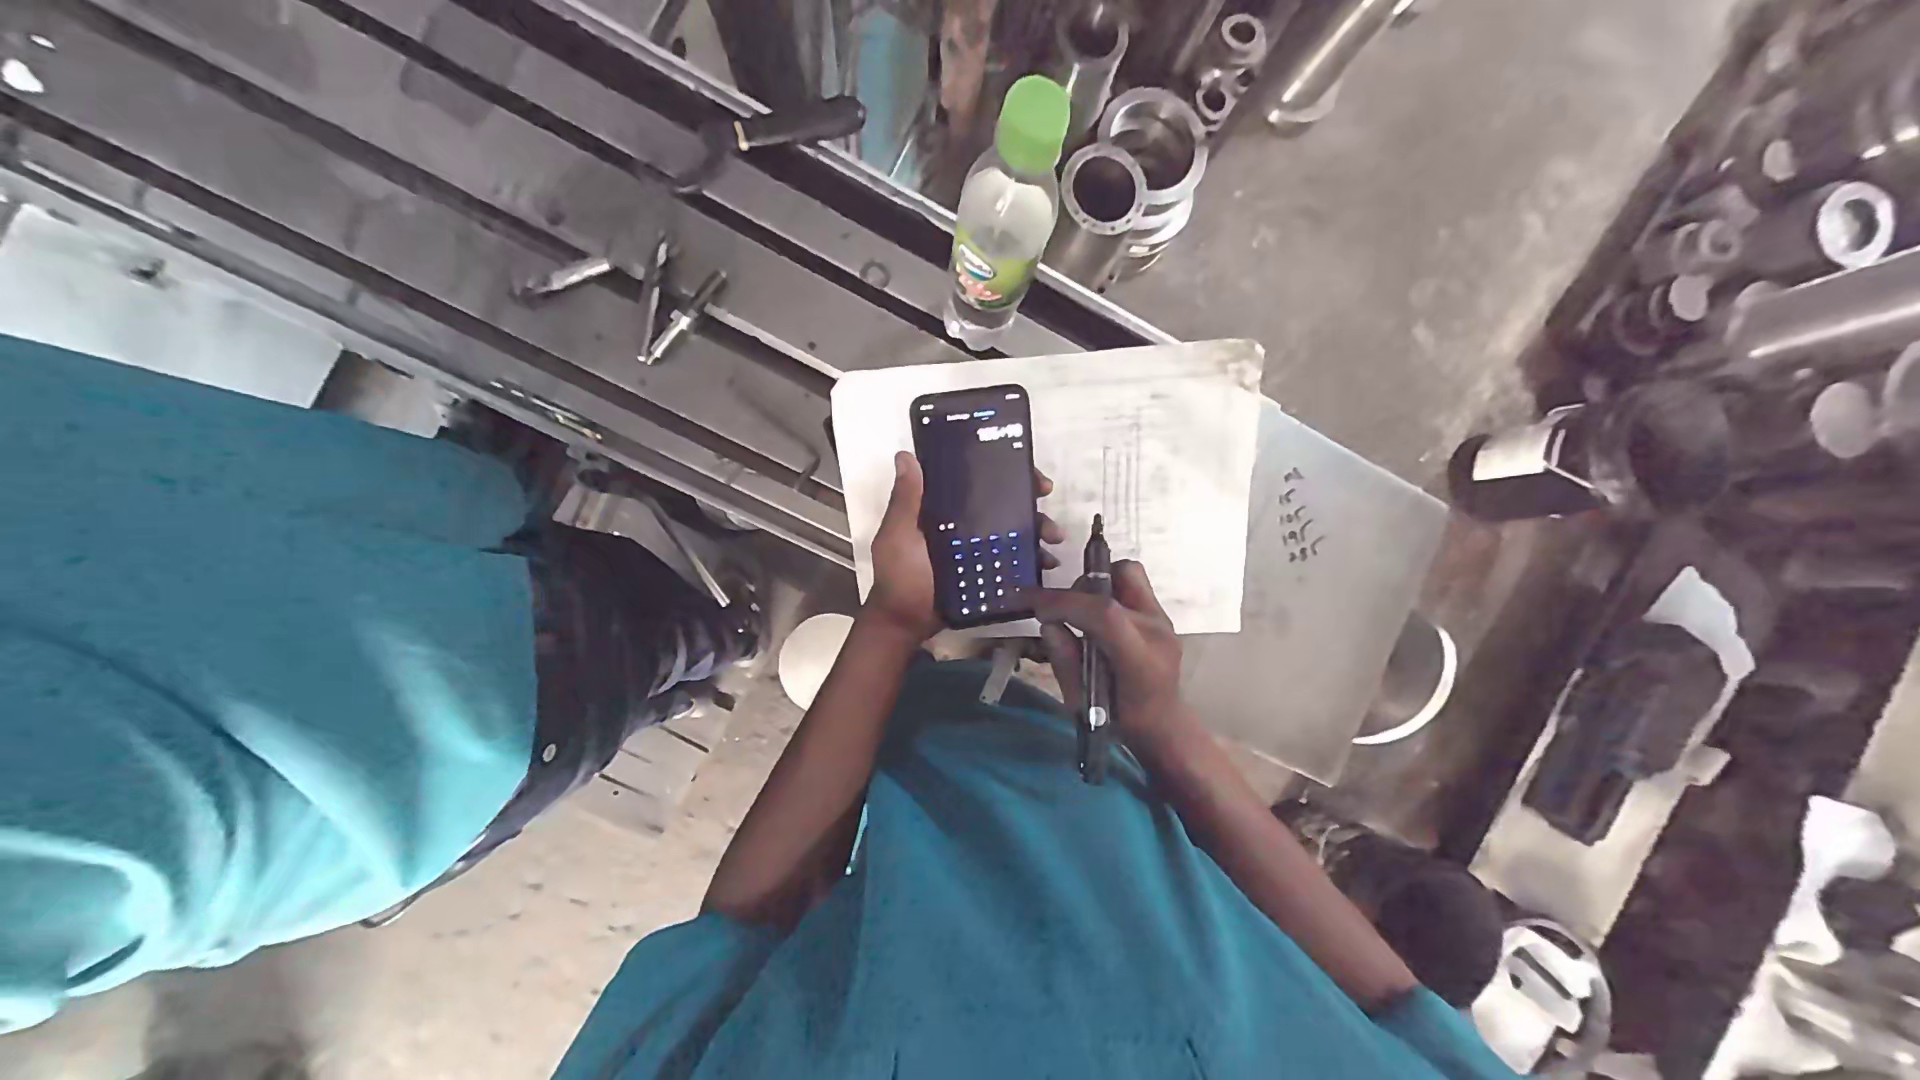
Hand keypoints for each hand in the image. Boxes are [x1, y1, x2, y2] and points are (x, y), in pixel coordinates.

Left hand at [864, 451, 1061, 641]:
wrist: (905, 623)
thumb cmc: (898, 575)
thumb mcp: (898, 534)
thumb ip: (905, 500)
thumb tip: (905, 456)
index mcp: (940, 510)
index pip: (975, 482)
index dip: (1002, 472)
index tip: (1027, 473)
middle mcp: (962, 525)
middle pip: (1002, 505)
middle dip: (1029, 500)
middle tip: (1045, 498)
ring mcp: (976, 550)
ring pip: (1013, 532)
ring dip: (1037, 530)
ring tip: (1052, 538)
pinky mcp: (985, 573)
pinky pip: (1013, 562)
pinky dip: (1032, 560)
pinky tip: (1046, 563)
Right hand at [1025, 561, 1192, 747]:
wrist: (1162, 726)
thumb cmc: (1120, 722)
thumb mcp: (1082, 702)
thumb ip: (1064, 660)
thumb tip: (1048, 623)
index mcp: (1140, 661)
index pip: (1104, 614)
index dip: (1064, 602)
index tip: (1032, 603)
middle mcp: (1157, 632)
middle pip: (1119, 579)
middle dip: (1079, 589)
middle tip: (1059, 612)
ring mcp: (1163, 620)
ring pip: (1128, 572)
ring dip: (1096, 584)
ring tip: (1079, 611)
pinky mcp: (1160, 615)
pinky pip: (1131, 585)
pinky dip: (1107, 590)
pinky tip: (1096, 616)